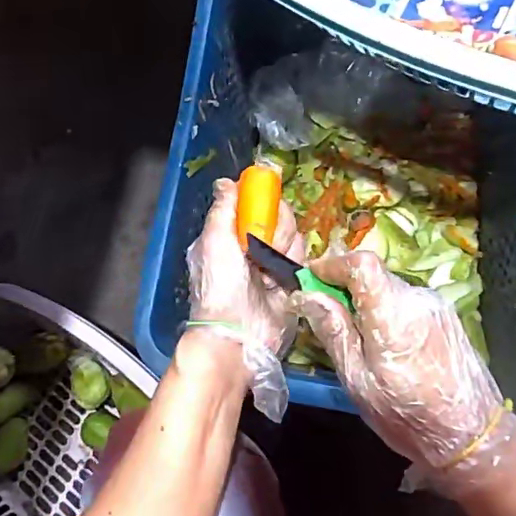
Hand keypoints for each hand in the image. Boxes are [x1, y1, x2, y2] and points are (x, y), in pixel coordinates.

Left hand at [185, 177, 302, 418]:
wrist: (239, 334)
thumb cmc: (220, 285)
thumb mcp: (213, 240)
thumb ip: (223, 208)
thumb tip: (226, 182)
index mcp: (226, 237)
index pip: (250, 205)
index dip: (259, 201)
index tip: (263, 202)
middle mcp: (249, 248)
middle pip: (276, 216)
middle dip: (274, 225)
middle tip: (262, 243)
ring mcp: (271, 265)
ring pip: (292, 234)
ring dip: (283, 246)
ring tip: (268, 268)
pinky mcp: (291, 281)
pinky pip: (302, 257)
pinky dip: (294, 263)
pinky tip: (281, 277)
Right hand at [291, 249, 515, 490]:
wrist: (473, 438)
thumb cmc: (408, 417)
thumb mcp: (358, 381)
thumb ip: (334, 332)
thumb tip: (305, 296)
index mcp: (394, 316)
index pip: (362, 264)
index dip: (332, 264)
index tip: (311, 279)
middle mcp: (418, 300)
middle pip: (373, 274)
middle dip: (344, 286)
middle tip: (324, 313)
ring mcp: (436, 306)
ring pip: (388, 287)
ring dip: (365, 300)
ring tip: (354, 335)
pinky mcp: (446, 316)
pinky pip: (405, 300)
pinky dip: (385, 310)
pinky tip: (382, 342)